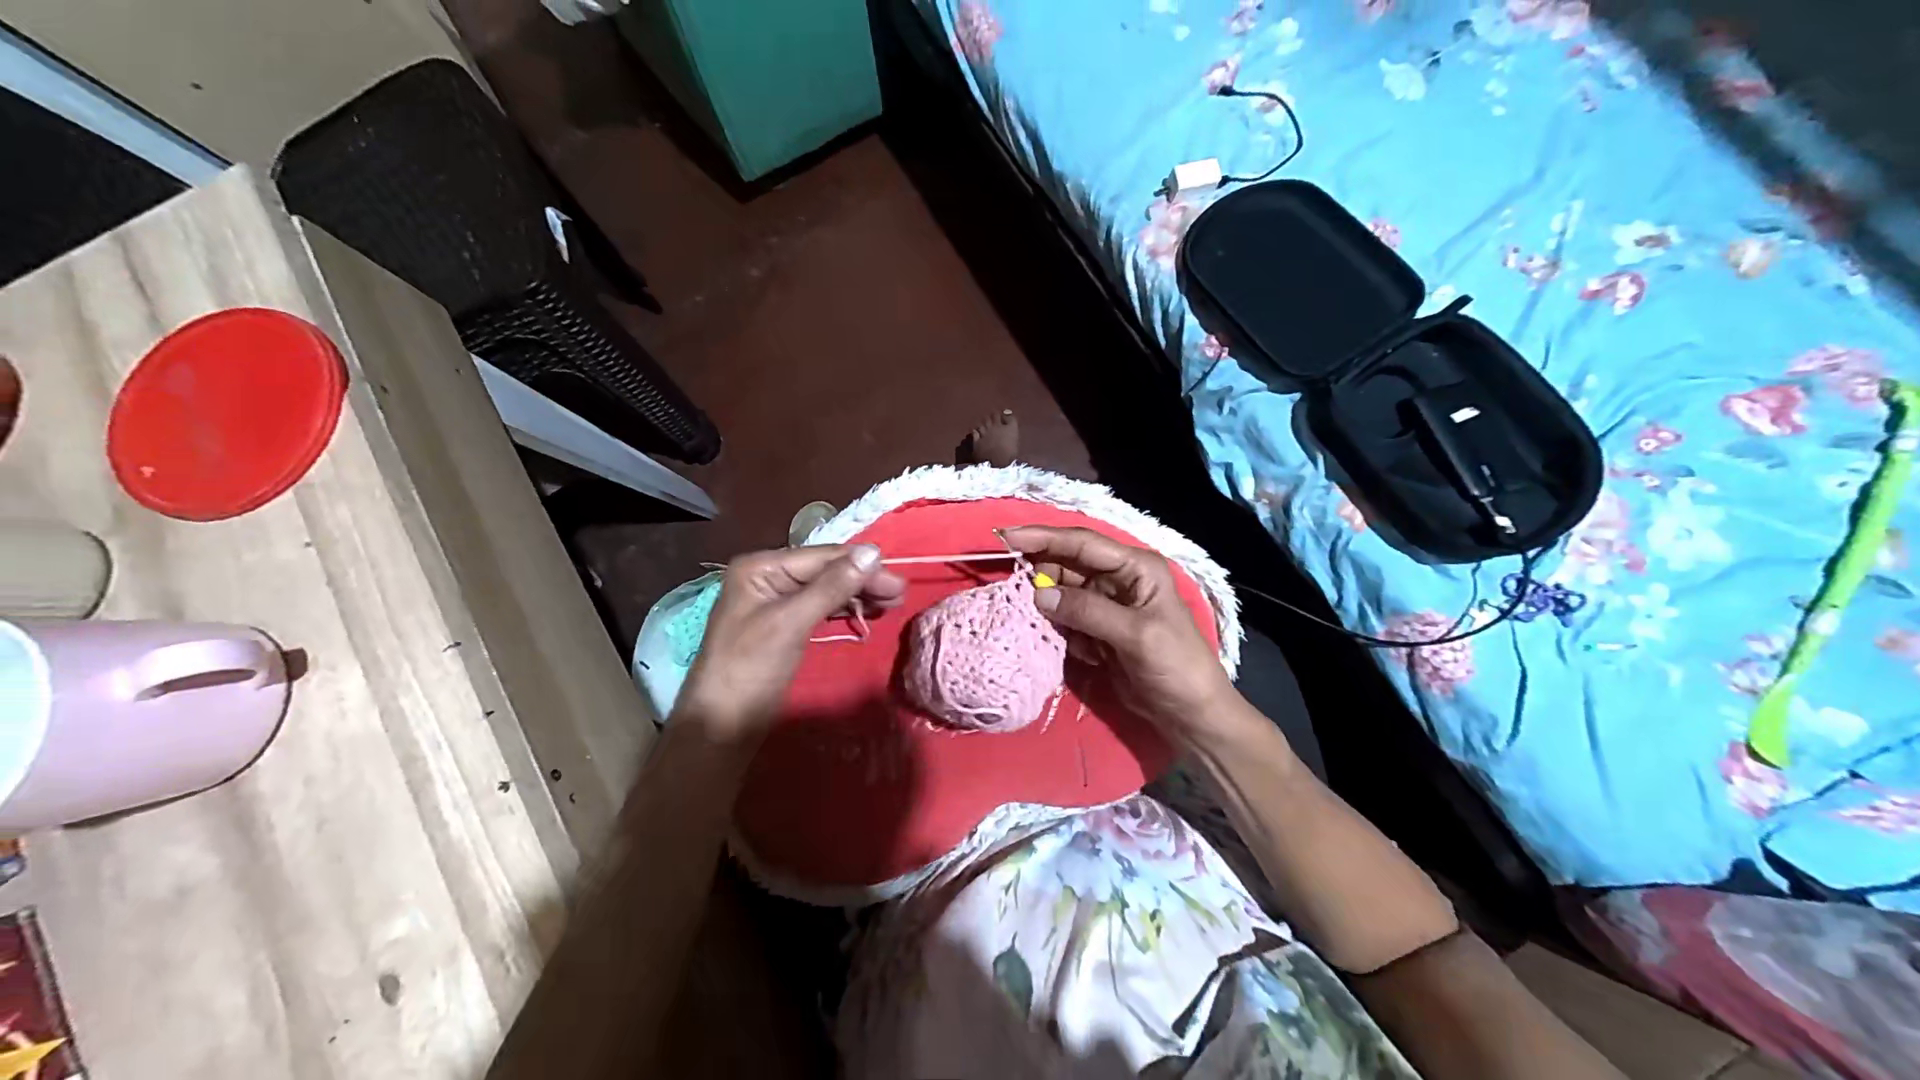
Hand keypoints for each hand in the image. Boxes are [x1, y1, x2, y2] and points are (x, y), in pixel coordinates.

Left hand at [674, 545, 904, 744]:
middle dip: (863, 580)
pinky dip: (844, 609)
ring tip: (892, 603)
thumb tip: (873, 552)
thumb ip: (832, 586)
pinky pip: (820, 606)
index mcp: (761, 567)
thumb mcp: (792, 623)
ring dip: (858, 594)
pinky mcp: (784, 624)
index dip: (862, 566)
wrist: (720, 726)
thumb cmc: (750, 669)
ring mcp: (775, 600)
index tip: (899, 582)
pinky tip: (866, 612)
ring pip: (826, 588)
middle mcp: (767, 576)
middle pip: (825, 570)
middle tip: (900, 594)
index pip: (822, 557)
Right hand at [1002, 526, 1234, 741]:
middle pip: (1066, 564)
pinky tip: (1074, 648)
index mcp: (1135, 567)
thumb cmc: (1176, 666)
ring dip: (1047, 605)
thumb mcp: (1136, 635)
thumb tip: (1039, 595)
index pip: (1081, 543)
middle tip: (1009, 586)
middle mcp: (1118, 578)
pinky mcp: (1097, 629)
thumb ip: (1088, 611)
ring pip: (1061, 592)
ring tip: (1036, 620)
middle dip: (1039, 573)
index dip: (1042, 537)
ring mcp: (1107, 604)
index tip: (1006, 537)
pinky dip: (1059, 629)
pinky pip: (1065, 619)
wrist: (1191, 714)